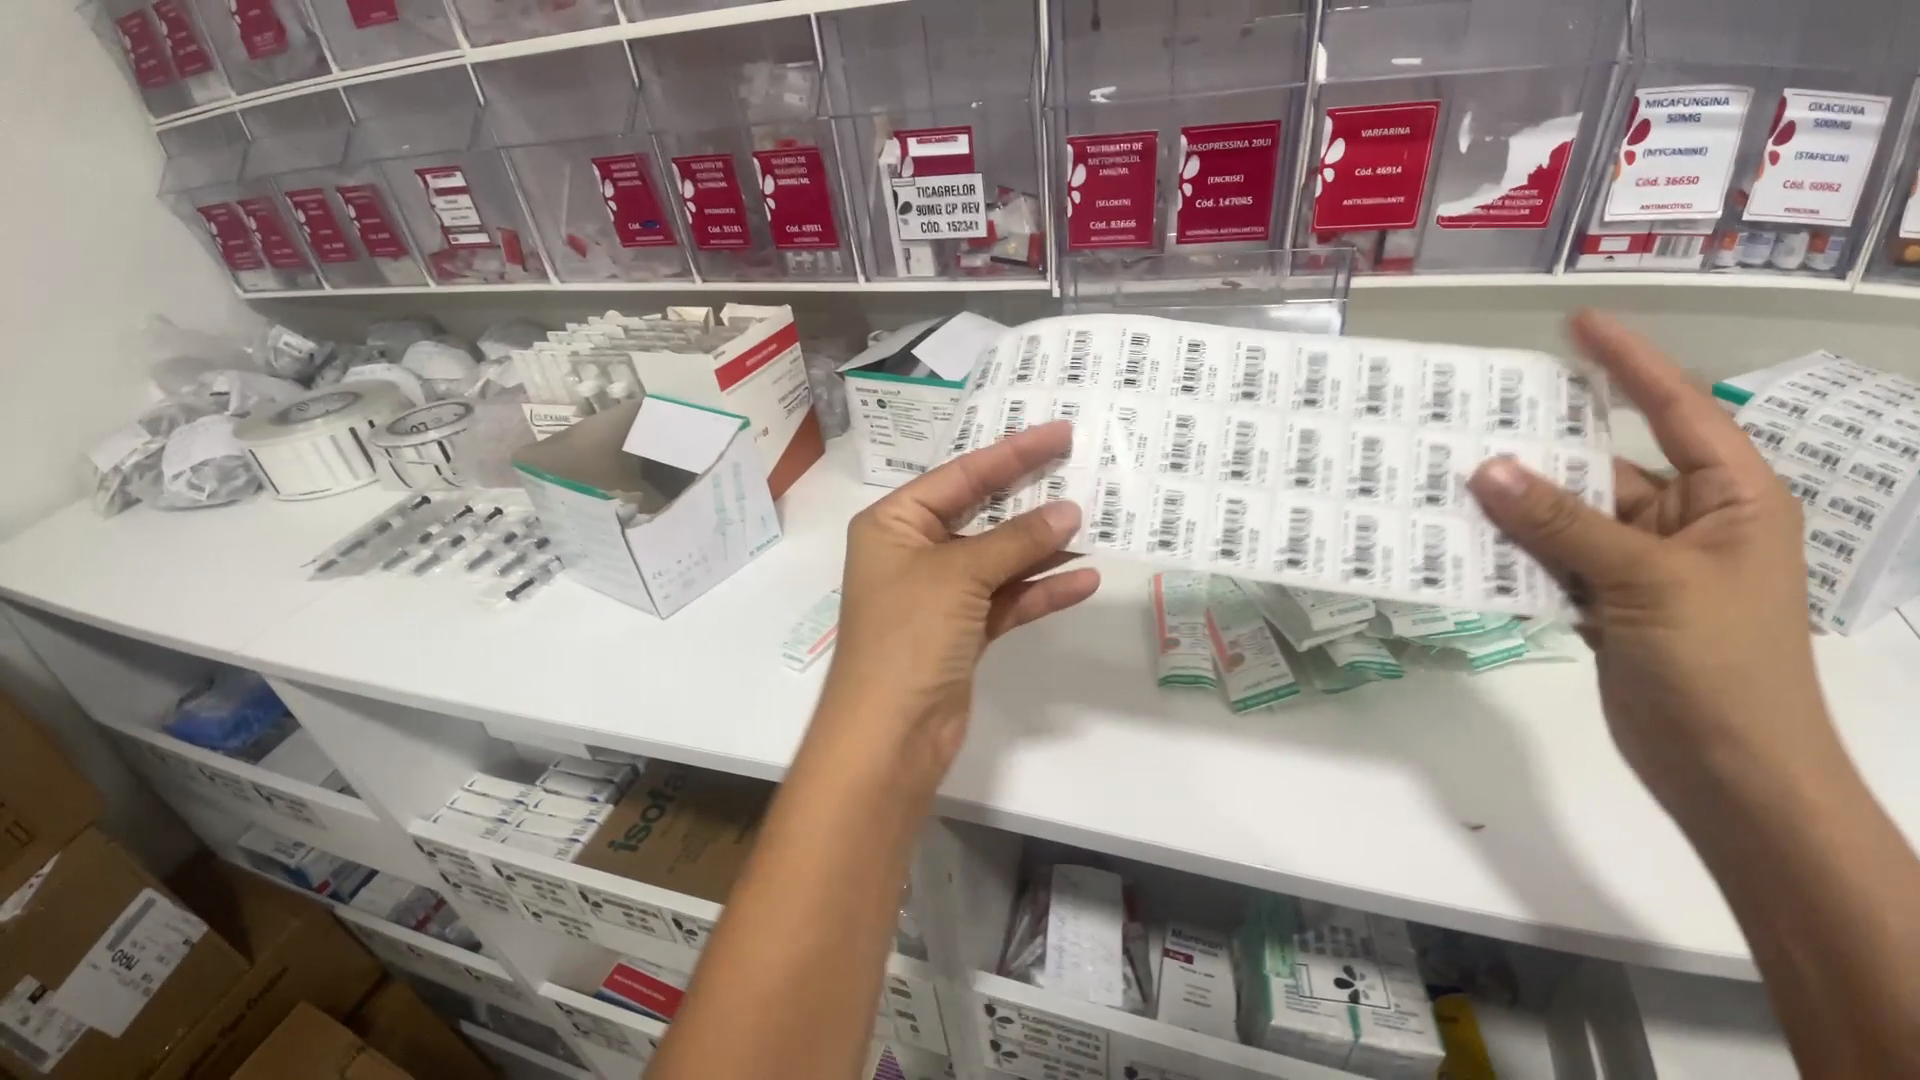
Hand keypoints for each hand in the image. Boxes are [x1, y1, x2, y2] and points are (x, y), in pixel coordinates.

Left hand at [822, 421, 1100, 781]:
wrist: (889, 734)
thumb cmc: (908, 636)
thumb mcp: (960, 576)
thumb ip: (1015, 540)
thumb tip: (1068, 511)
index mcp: (894, 524)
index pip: (960, 477)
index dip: (1012, 453)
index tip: (1059, 433)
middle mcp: (913, 552)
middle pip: (980, 513)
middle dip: (1029, 495)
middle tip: (1081, 466)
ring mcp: (939, 595)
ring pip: (999, 558)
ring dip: (1042, 546)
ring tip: (1093, 524)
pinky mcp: (962, 632)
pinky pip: (1007, 599)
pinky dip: (1041, 590)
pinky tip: (1083, 579)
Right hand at [1467, 312, 1834, 810]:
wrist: (1731, 772)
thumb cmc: (1718, 664)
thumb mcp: (1644, 581)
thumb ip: (1563, 524)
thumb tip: (1486, 469)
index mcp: (1731, 500)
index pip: (1677, 412)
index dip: (1629, 364)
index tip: (1577, 324)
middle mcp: (1687, 524)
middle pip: (1605, 467)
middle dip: (1541, 447)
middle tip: (1470, 415)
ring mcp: (1643, 568)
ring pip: (1567, 519)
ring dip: (1515, 507)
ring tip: (1445, 477)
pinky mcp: (1608, 606)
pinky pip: (1552, 562)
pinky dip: (1512, 554)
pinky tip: (1461, 541)